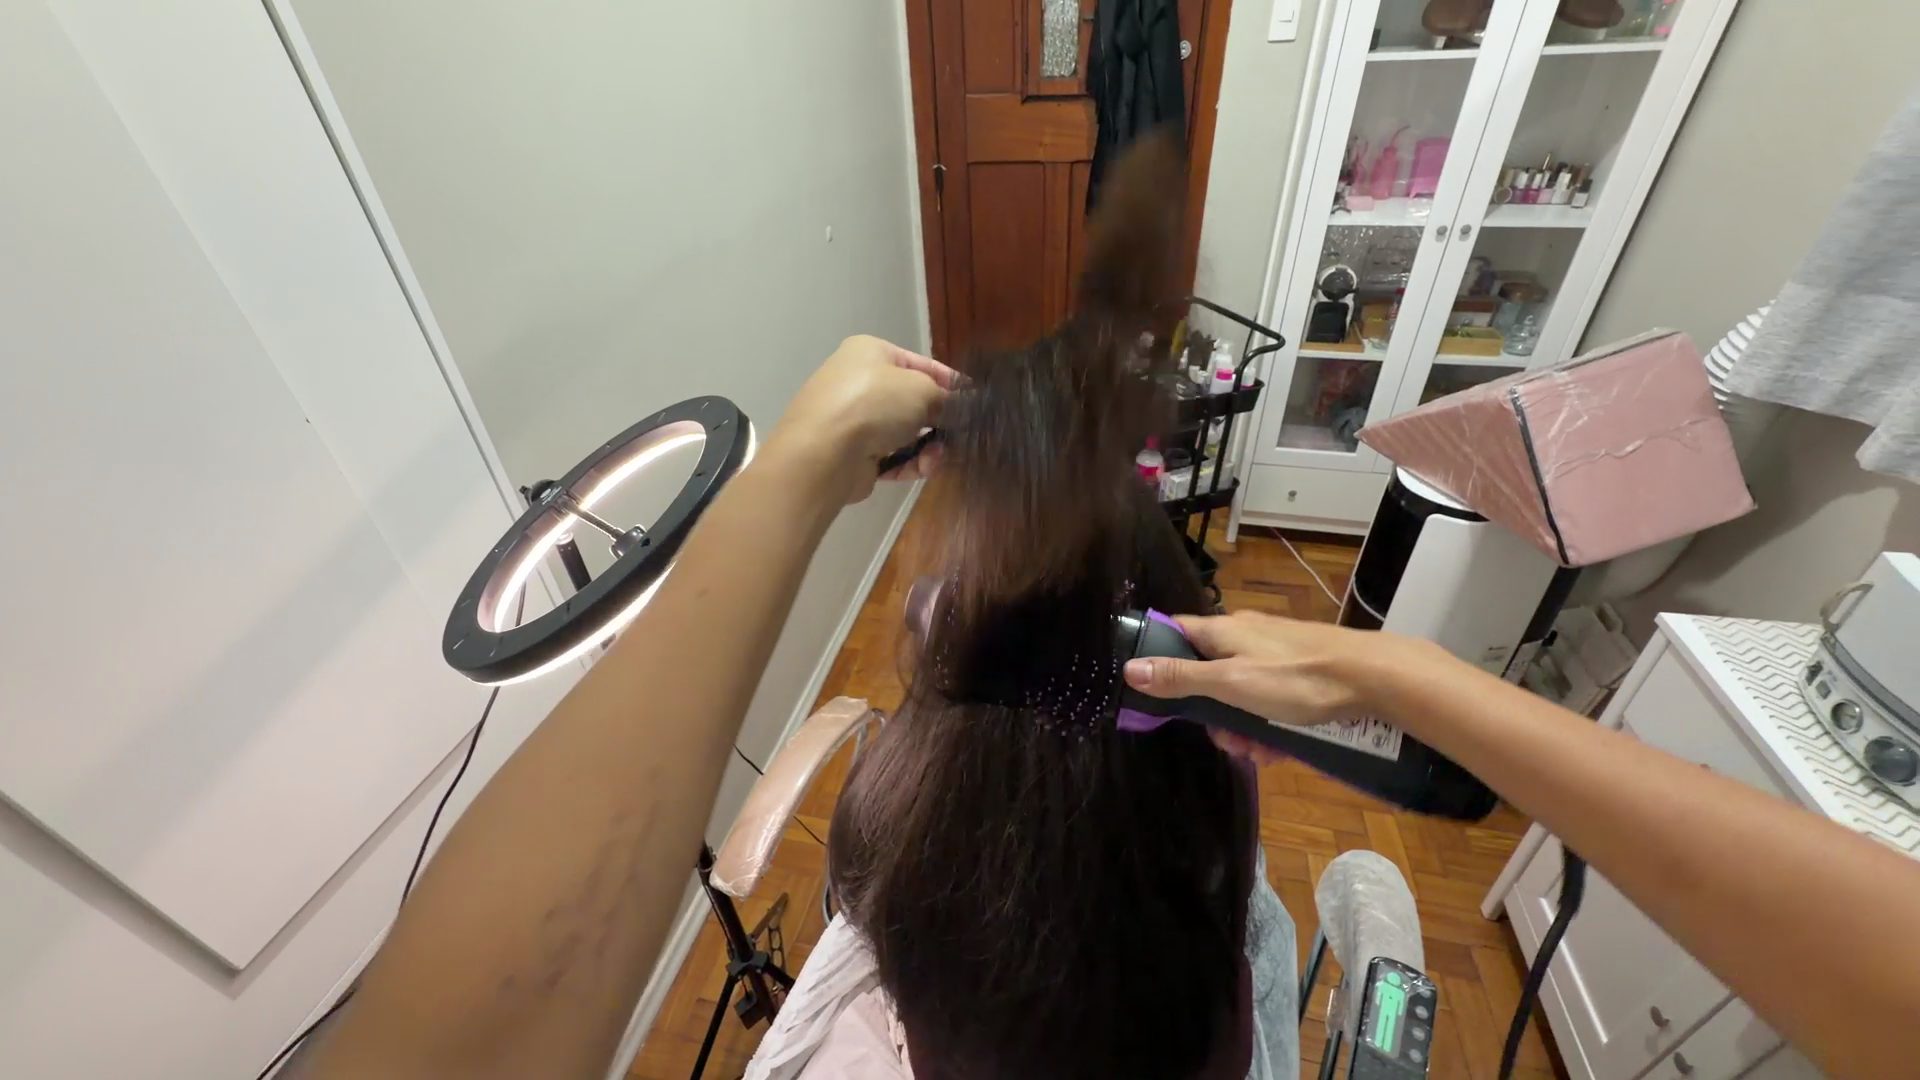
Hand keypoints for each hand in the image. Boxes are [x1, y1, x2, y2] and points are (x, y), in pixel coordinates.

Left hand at [762, 335, 957, 502]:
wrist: (824, 452)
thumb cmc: (874, 404)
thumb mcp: (921, 389)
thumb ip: (945, 398)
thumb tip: (956, 408)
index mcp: (870, 352)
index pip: (920, 363)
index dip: (949, 381)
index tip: (975, 400)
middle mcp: (859, 382)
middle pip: (912, 401)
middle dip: (939, 421)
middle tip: (960, 434)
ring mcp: (854, 420)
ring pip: (905, 433)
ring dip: (927, 447)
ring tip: (936, 458)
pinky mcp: (853, 454)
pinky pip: (892, 456)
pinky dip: (910, 463)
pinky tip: (922, 469)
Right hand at [1122, 611, 1425, 760]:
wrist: (1375, 677)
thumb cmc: (1296, 678)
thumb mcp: (1231, 684)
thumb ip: (1182, 679)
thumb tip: (1130, 668)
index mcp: (1220, 630)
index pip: (1173, 633)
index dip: (1158, 658)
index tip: (1154, 692)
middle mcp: (1243, 634)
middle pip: (1207, 670)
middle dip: (1210, 710)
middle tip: (1226, 741)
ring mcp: (1273, 650)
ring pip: (1240, 689)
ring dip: (1242, 723)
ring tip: (1258, 752)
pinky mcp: (1299, 668)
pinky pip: (1269, 696)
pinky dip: (1269, 721)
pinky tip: (1280, 747)